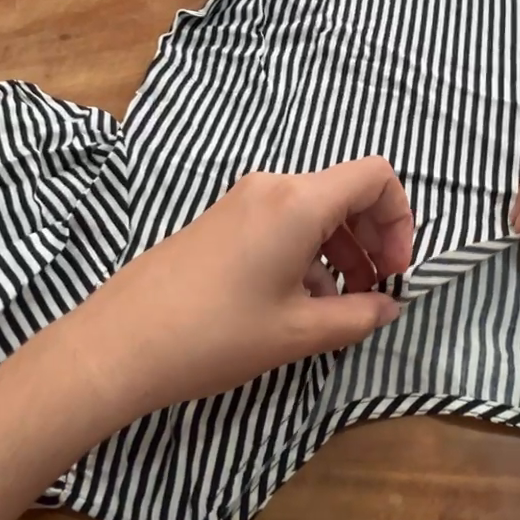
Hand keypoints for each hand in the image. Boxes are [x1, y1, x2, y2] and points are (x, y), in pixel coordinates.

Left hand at [57, 157, 415, 420]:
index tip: (394, 269)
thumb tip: (389, 307)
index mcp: (299, 200)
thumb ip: (358, 316)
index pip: (375, 175)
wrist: (120, 343)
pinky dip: (307, 253)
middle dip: (373, 238)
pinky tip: (300, 304)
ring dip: (341, 251)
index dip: (399, 218)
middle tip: (375, 291)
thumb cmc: (217, 334)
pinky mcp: (222, 220)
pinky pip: (282, 222)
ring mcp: (242, 201)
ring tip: (340, 307)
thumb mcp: (298, 332)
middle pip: (346, 192)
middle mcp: (273, 187)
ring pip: (314, 210)